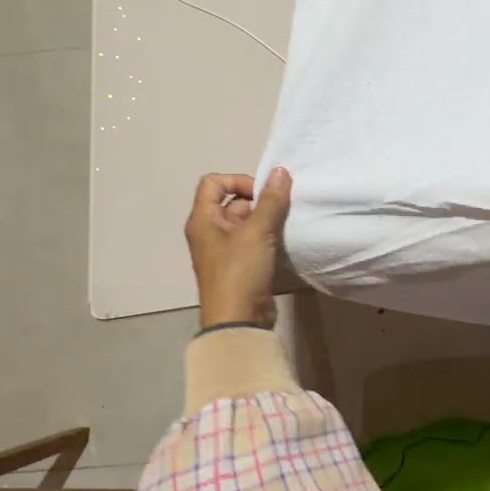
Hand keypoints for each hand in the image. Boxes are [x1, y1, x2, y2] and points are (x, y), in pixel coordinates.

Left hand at [184, 168, 291, 329]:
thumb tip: (281, 171)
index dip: (238, 181)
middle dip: (259, 201)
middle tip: (281, 208)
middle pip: (233, 200)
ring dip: (267, 218)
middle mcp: (210, 231)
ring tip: (286, 223)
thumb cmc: (239, 271)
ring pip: (247, 220)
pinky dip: (268, 235)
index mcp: (203, 220)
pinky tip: (284, 240)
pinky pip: (254, 238)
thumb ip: (271, 201)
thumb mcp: (256, 232)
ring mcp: (225, 248)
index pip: (214, 183)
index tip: (262, 193)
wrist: (238, 319)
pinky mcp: (241, 262)